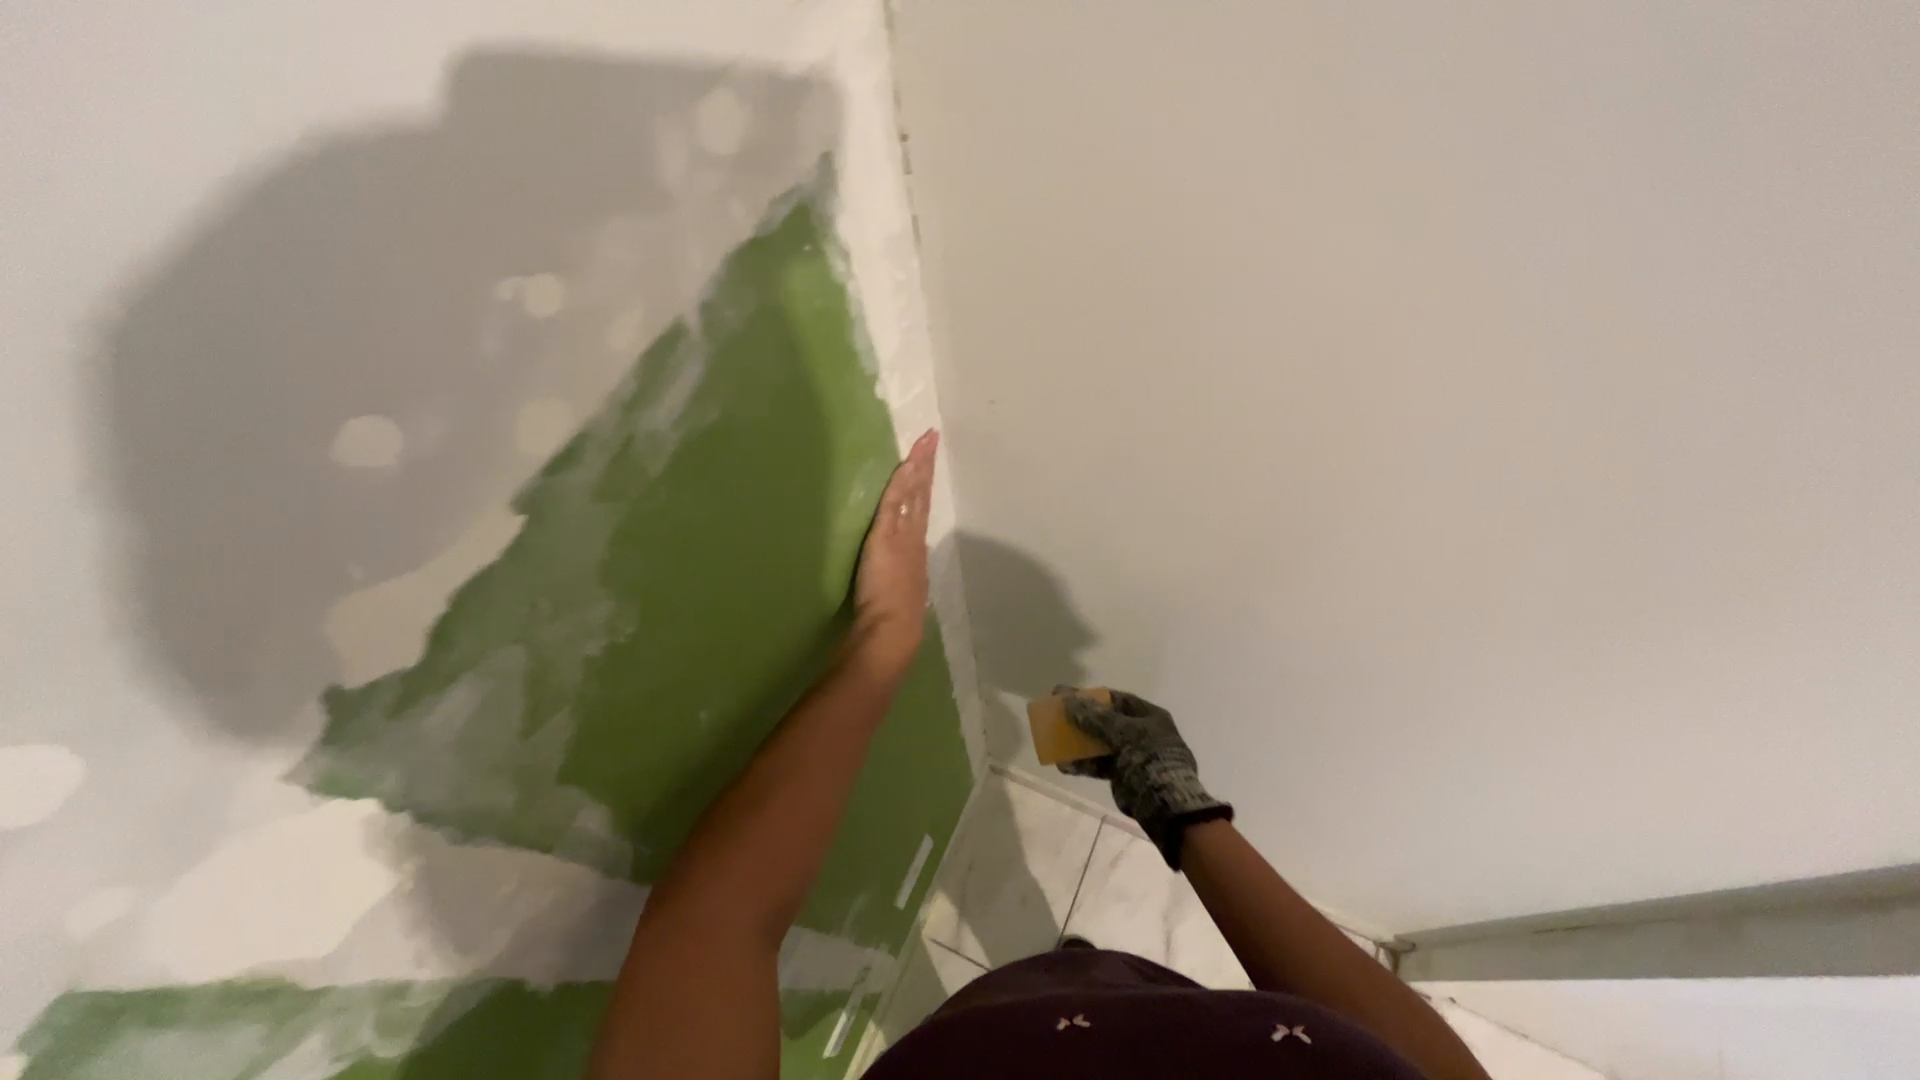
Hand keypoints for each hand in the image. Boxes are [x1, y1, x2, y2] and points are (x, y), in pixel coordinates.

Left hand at [850, 430, 938, 674]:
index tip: (928, 464)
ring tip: (923, 441)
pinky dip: (902, 483)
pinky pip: (895, 504)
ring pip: (911, 494)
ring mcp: (903, 536)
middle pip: (921, 495)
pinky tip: (906, 464)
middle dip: (926, 466)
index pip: (921, 510)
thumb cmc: (897, 621)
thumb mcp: (906, 593)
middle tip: (931, 437)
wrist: (893, 631)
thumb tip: (909, 568)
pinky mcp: (887, 538)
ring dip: (917, 466)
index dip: (925, 486)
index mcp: (917, 551)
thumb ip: (906, 576)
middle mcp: (914, 539)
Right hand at [1059, 688, 1232, 868]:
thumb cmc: (1148, 757)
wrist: (1164, 801)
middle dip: (1081, 719)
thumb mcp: (1121, 731)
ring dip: (1078, 742)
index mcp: (1148, 716)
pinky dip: (1083, 764)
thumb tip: (1068, 700)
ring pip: (1100, 743)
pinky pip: (1099, 764)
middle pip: (1105, 721)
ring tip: (1055, 741)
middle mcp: (1141, 732)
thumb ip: (1094, 717)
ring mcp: (1132, 754)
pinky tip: (1063, 765)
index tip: (1066, 695)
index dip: (1090, 696)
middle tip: (1056, 715)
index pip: (1115, 699)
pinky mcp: (1123, 775)